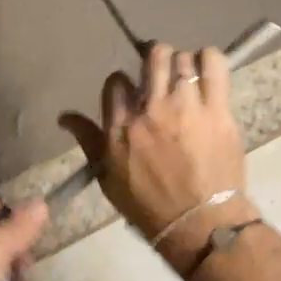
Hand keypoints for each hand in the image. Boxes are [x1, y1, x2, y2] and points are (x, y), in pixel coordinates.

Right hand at [59, 43, 248, 262]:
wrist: (199, 224)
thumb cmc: (148, 205)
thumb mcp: (107, 176)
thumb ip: (88, 140)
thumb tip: (63, 117)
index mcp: (122, 123)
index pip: (116, 80)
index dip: (124, 84)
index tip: (132, 95)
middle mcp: (151, 107)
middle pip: (152, 56)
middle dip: (155, 59)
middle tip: (161, 74)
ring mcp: (186, 105)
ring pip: (182, 58)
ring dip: (182, 64)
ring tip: (186, 79)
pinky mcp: (217, 109)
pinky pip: (214, 65)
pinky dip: (210, 59)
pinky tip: (207, 69)